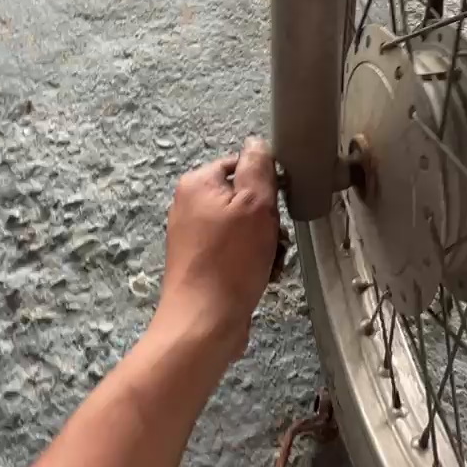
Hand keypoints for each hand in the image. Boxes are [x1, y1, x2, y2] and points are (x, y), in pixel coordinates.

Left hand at [151, 138, 281, 363]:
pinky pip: (236, 250)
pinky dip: (253, 260)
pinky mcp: (201, 263)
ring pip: (245, 226)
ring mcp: (193, 236)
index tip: (277, 205)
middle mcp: (189, 205)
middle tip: (274, 237)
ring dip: (265, 242)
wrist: (204, 324)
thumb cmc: (230, 262)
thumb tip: (257, 142)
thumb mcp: (254, 204)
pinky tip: (261, 275)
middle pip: (245, 197)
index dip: (266, 183)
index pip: (242, 164)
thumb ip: (258, 167)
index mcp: (197, 183)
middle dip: (267, 218)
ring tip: (269, 261)